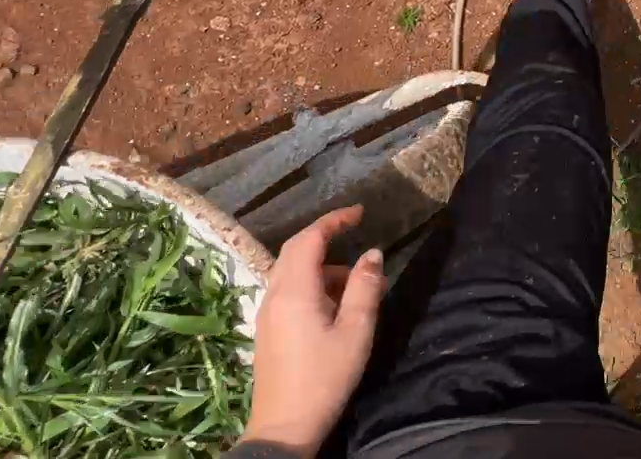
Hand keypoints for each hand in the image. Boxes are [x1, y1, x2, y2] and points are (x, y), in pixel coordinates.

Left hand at [240, 206, 384, 457]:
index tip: (360, 212)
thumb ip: (365, 285)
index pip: (309, 240)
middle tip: (355, 228)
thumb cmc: (326, 374)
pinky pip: (289, 291)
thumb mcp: (357, 327)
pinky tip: (337, 302)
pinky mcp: (270, 331)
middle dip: (325, 235)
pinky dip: (314, 282)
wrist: (284, 427)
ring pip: (291, 272)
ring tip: (357, 279)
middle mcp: (274, 298)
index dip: (334, 220)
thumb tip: (372, 254)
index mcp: (295, 292)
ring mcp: (268, 316)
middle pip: (294, 252)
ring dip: (323, 264)